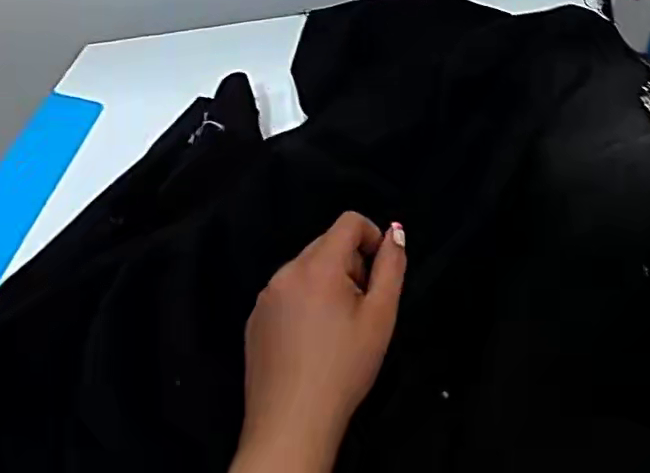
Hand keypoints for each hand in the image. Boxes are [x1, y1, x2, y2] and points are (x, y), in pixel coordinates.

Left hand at [230, 212, 405, 472]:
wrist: (290, 428)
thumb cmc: (344, 368)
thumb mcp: (381, 315)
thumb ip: (392, 265)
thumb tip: (395, 232)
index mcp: (318, 266)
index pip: (349, 221)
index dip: (372, 236)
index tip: (378, 271)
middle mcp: (286, 272)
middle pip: (327, 243)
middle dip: (351, 263)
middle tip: (361, 305)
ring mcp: (265, 298)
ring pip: (307, 268)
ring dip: (328, 282)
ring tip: (337, 327)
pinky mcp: (254, 321)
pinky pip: (287, 292)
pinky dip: (305, 301)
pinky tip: (311, 342)